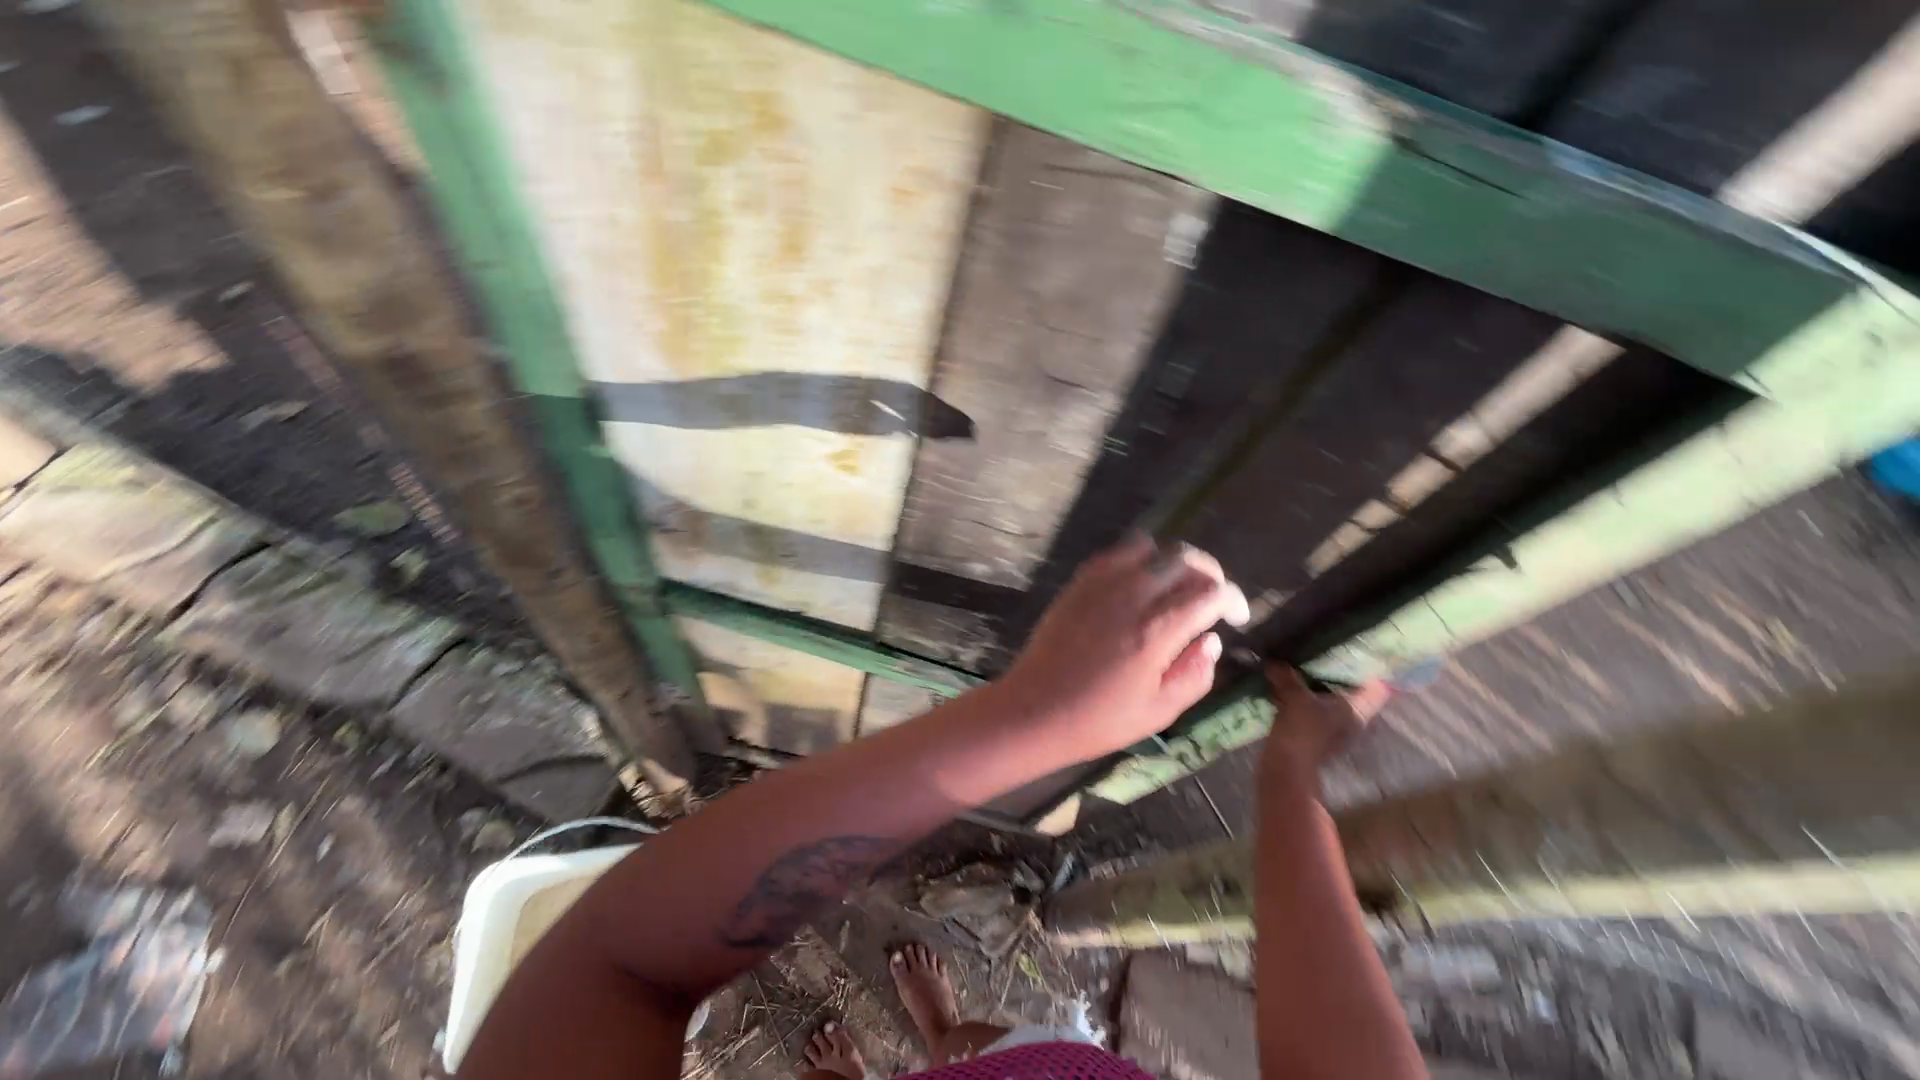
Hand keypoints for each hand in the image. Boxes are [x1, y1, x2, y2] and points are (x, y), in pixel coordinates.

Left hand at [1001, 536, 1249, 757]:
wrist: (1034, 710)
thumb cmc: (1098, 720)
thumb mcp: (1158, 712)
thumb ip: (1194, 674)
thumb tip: (1211, 641)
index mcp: (1157, 630)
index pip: (1211, 592)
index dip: (1233, 600)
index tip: (1235, 617)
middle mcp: (1132, 595)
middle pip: (1185, 558)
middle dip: (1209, 573)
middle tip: (1211, 598)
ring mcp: (1101, 584)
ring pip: (1151, 546)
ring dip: (1172, 561)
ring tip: (1175, 587)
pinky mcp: (1079, 582)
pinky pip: (1116, 554)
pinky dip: (1138, 560)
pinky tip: (1139, 586)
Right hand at [1261, 664, 1391, 780]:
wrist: (1286, 770)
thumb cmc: (1302, 731)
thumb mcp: (1295, 697)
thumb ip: (1287, 676)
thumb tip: (1273, 662)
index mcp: (1357, 709)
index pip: (1377, 687)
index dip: (1368, 669)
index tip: (1351, 652)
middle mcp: (1351, 719)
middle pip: (1352, 692)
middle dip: (1336, 675)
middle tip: (1320, 655)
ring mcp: (1334, 730)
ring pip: (1331, 702)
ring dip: (1317, 689)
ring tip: (1300, 669)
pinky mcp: (1316, 737)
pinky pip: (1314, 712)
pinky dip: (1304, 702)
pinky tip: (1286, 690)